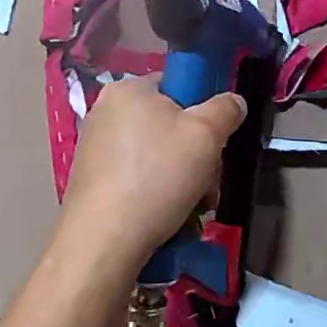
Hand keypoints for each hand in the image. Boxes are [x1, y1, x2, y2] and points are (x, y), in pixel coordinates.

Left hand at [59, 74, 245, 263]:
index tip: (215, 141)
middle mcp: (106, 112)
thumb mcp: (206, 136)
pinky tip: (169, 217)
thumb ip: (226, 110)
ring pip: (157, 155)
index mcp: (128, 90)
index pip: (177, 85)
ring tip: (192, 207)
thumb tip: (233, 102)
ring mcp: (94, 148)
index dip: (203, 110)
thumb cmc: (157, 176)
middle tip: (208, 183)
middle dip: (197, 155)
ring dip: (183, 179)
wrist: (104, 241)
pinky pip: (138, 178)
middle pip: (170, 124)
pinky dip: (158, 194)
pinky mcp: (92, 181)